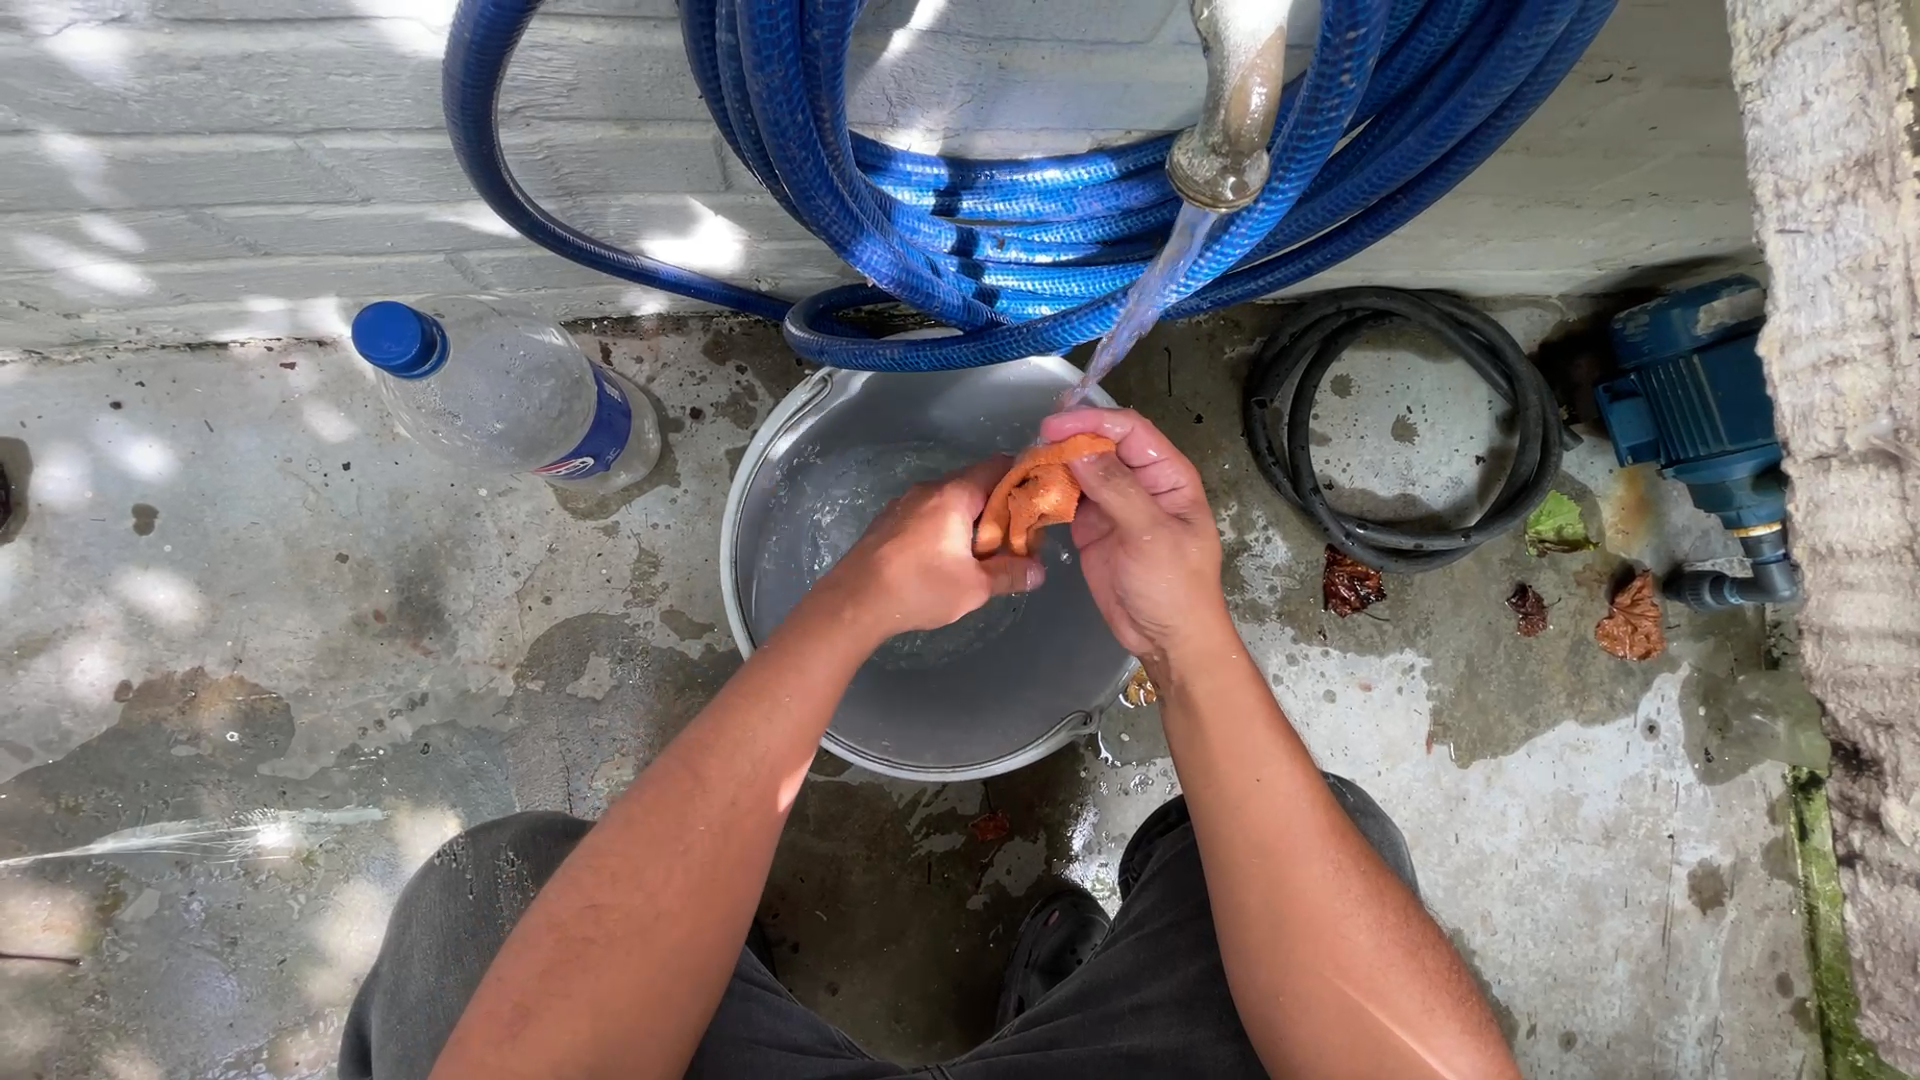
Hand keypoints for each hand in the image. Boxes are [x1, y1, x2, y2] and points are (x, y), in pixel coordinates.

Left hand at [820, 457, 1046, 640]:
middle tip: (1018, 536)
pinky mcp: (888, 522)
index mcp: (953, 494)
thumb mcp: (974, 587)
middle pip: (974, 484)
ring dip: (971, 520)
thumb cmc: (919, 587)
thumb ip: (1010, 574)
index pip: (998, 467)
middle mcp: (928, 490)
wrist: (853, 602)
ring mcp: (904, 504)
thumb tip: (1038, 571)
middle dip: (1000, 506)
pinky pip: (928, 514)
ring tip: (986, 551)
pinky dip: (946, 527)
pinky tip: (948, 556)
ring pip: (950, 501)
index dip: (1023, 478)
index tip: (1040, 500)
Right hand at [1039, 408, 1230, 662]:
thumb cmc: (1174, 586)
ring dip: (1054, 467)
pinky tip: (1028, 492)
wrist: (1165, 639)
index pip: (1129, 431)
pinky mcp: (1091, 528)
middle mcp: (1140, 482)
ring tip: (1025, 467)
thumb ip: (1116, 489)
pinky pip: (1067, 500)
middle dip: (1068, 441)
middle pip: (1101, 446)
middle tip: (1032, 447)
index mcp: (1167, 475)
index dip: (1092, 422)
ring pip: (1080, 471)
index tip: (1054, 426)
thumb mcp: (1151, 534)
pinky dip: (1048, 494)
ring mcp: (1113, 505)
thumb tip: (1078, 450)